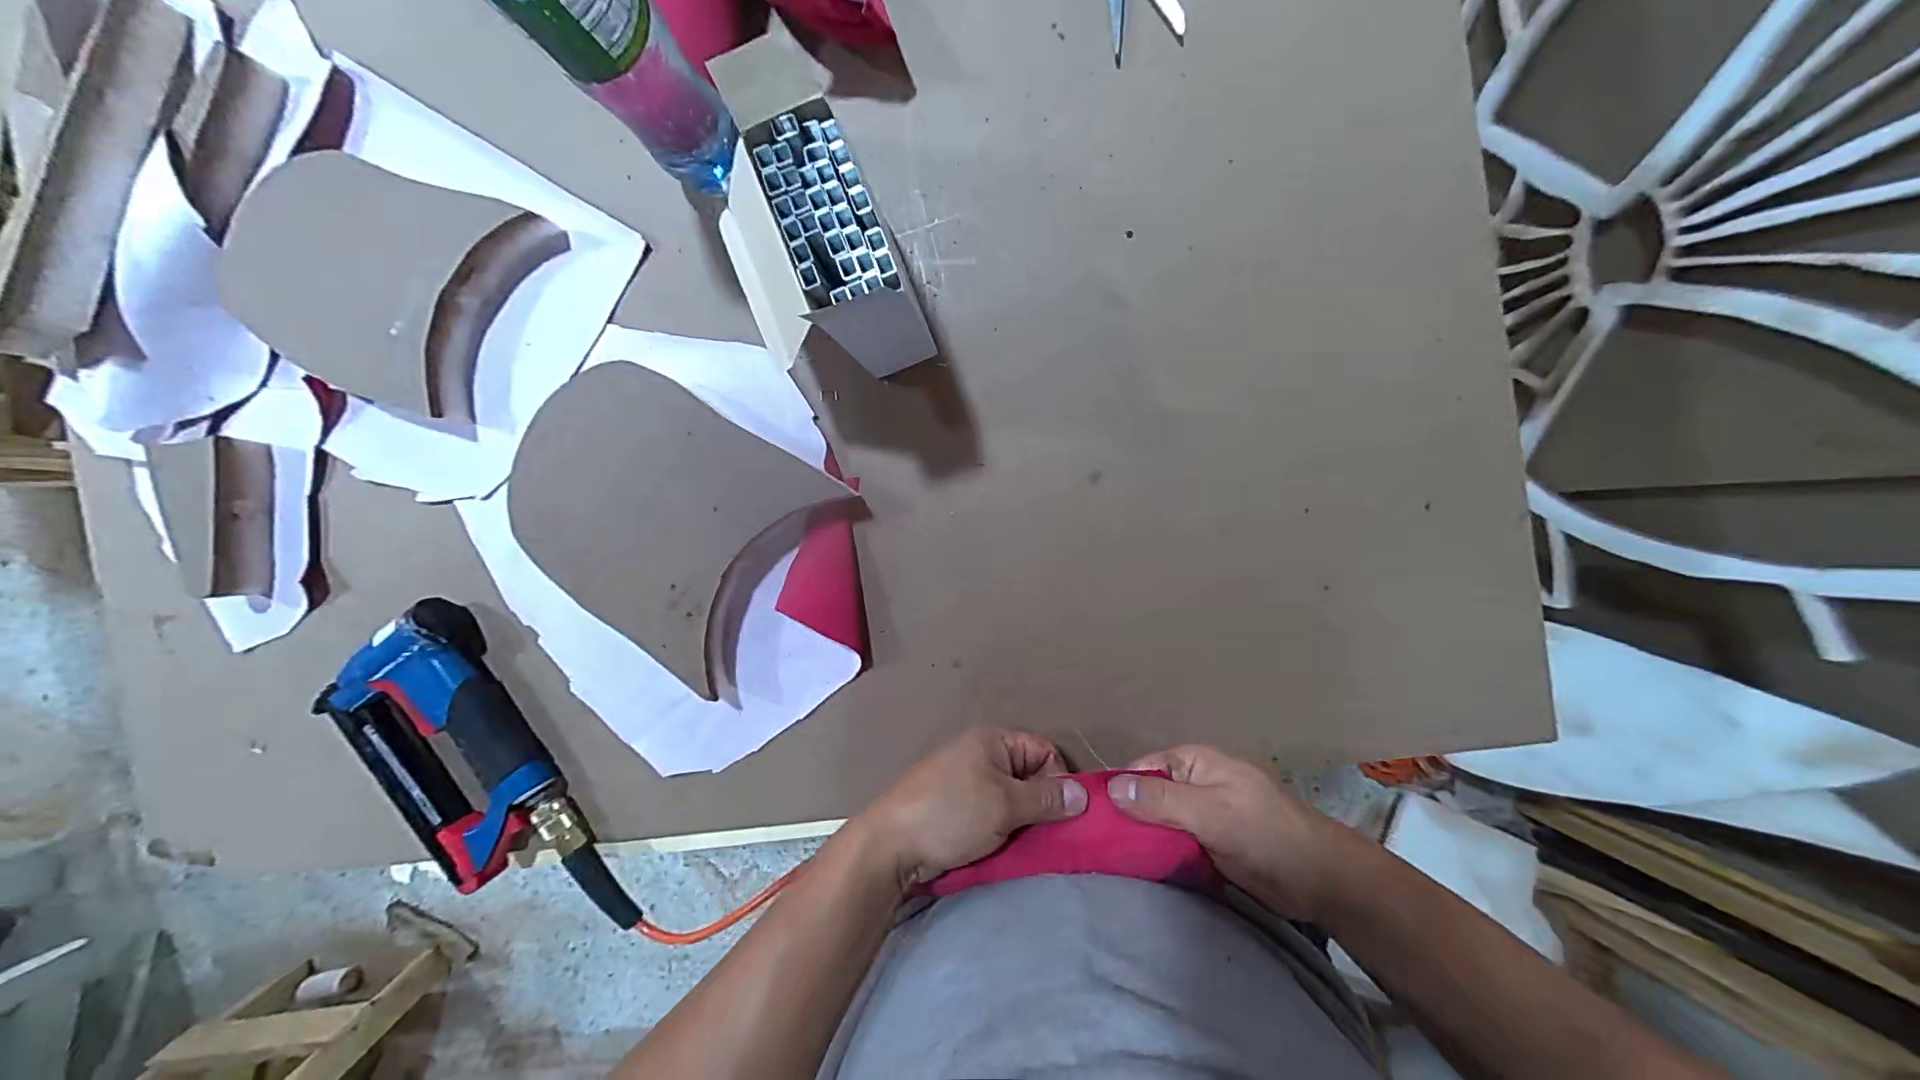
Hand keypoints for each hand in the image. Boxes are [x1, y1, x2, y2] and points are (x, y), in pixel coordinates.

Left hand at [853, 728, 1088, 889]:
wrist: (890, 845)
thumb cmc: (950, 814)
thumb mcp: (1005, 805)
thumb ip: (1046, 799)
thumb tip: (1084, 794)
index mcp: (991, 740)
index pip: (1044, 751)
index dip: (1058, 779)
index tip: (1062, 813)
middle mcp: (978, 754)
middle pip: (1028, 775)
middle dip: (1041, 804)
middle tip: (1047, 833)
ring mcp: (964, 781)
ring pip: (1011, 798)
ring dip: (1021, 821)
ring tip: (1025, 843)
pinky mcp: (954, 807)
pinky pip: (991, 812)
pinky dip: (1001, 829)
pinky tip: (1004, 848)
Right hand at [1107, 745, 1343, 921]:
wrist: (1320, 879)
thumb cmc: (1265, 833)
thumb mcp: (1210, 811)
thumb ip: (1161, 800)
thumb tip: (1110, 786)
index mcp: (1193, 762)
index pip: (1139, 770)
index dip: (1116, 790)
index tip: (1089, 818)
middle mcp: (1192, 783)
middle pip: (1145, 796)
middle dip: (1125, 817)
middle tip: (1093, 844)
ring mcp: (1200, 815)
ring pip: (1156, 823)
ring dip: (1139, 838)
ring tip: (1106, 859)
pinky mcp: (1207, 844)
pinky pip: (1171, 843)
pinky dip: (1157, 854)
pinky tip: (1136, 869)